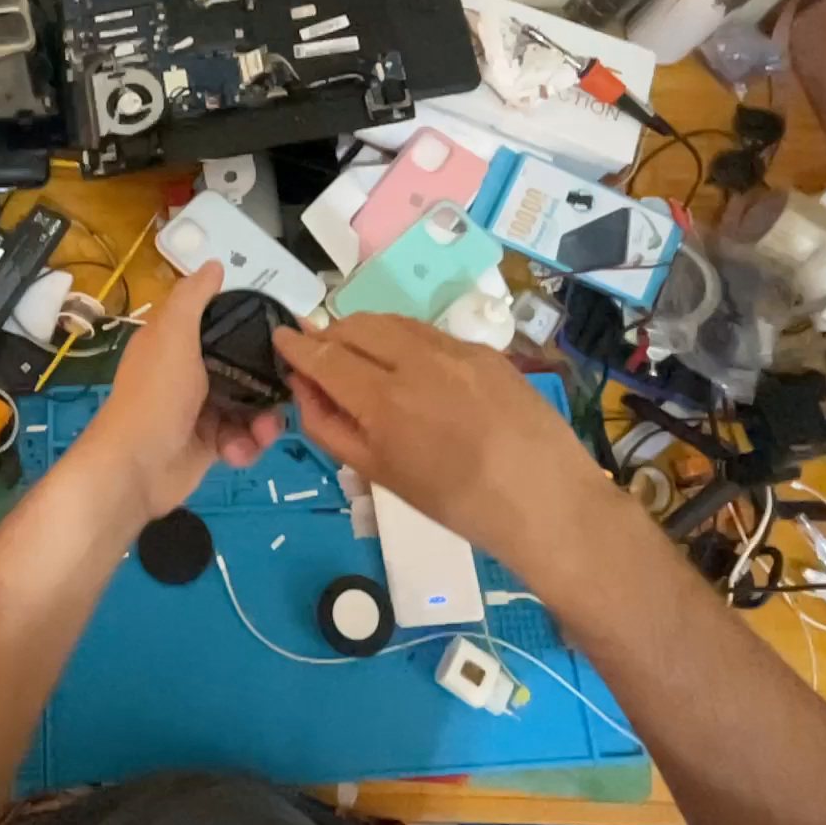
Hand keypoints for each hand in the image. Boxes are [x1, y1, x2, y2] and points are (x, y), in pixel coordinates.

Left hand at [73, 261, 282, 520]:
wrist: (136, 468)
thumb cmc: (156, 395)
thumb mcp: (172, 335)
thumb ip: (192, 299)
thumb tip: (214, 264)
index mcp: (176, 342)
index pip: (221, 325)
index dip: (253, 327)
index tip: (287, 335)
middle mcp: (188, 372)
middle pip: (244, 368)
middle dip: (269, 382)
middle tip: (290, 391)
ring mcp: (200, 410)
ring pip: (249, 406)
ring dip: (262, 420)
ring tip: (263, 433)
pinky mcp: (209, 444)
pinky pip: (242, 438)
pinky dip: (246, 445)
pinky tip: (238, 453)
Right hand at [272, 314, 609, 560]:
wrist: (545, 502)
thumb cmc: (453, 501)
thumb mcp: (378, 474)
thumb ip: (330, 426)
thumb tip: (304, 387)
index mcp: (385, 401)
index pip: (325, 356)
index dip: (296, 345)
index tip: (279, 336)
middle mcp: (417, 361)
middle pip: (355, 326)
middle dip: (328, 334)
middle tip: (319, 354)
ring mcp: (456, 350)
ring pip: (391, 321)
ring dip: (362, 331)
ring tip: (357, 353)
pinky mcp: (484, 350)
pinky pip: (426, 333)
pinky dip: (401, 340)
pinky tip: (407, 366)